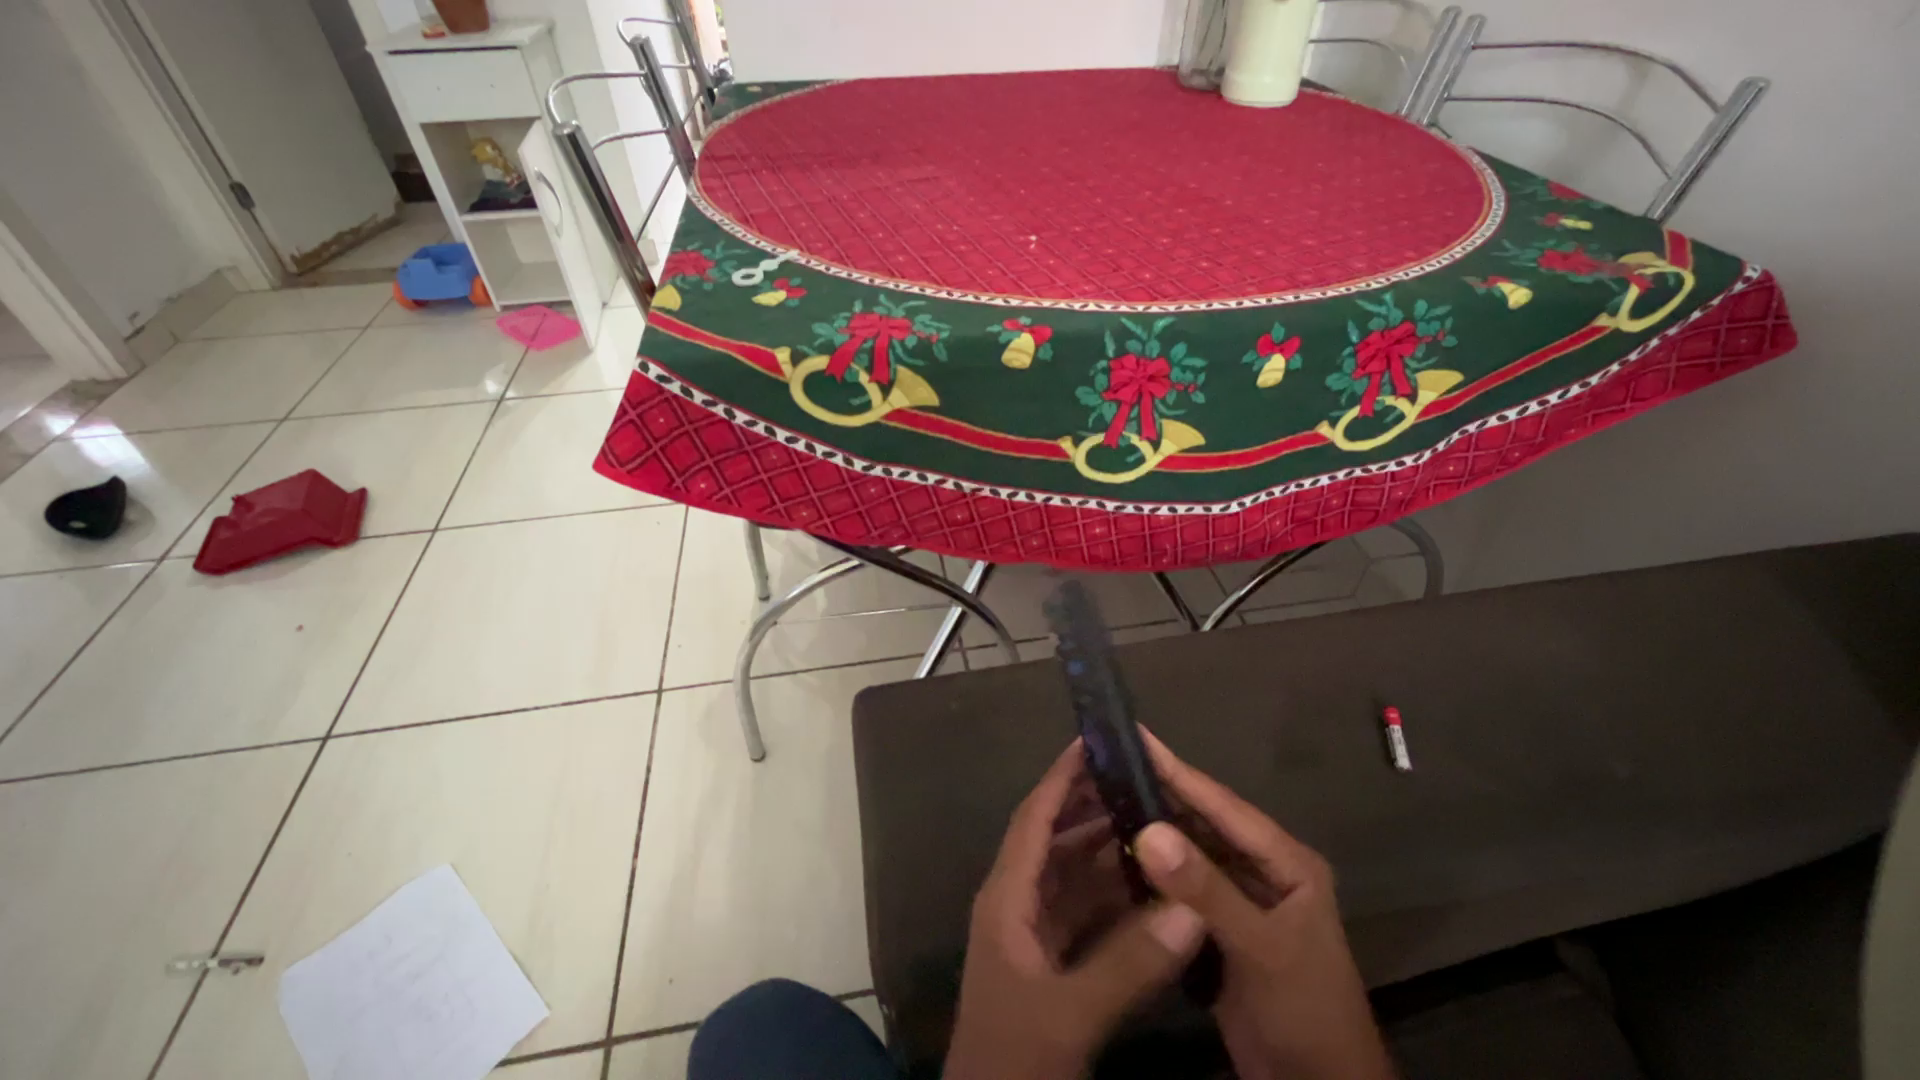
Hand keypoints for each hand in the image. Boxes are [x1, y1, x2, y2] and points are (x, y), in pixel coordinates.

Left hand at [945, 741, 1209, 1079]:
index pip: (1033, 820)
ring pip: (1070, 874)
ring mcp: (1031, 935)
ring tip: (1153, 819)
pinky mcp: (1049, 963)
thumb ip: (1127, 964)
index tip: (1094, 742)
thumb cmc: (1014, 1055)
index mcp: (1007, 899)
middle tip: (1140, 777)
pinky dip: (1112, 893)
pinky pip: (1083, 911)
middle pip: (1052, 838)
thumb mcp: (1068, 1013)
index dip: (1061, 779)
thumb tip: (1190, 911)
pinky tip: (1150, 886)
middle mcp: (1016, 905)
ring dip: (1104, 847)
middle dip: (1090, 805)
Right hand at [1133, 733, 1395, 1079]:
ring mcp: (1241, 902)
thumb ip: (1206, 889)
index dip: (1178, 770)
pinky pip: (1181, 889)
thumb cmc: (1303, 1007)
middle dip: (1159, 795)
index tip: (1135, 737)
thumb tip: (1148, 830)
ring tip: (1101, 801)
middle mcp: (1262, 871)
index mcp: (1285, 862)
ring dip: (1151, 832)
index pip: (1223, 805)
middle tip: (1105, 764)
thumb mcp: (1259, 946)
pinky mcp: (1221, 931)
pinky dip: (1152, 873)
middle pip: (1204, 824)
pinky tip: (1116, 859)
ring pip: (1189, 855)